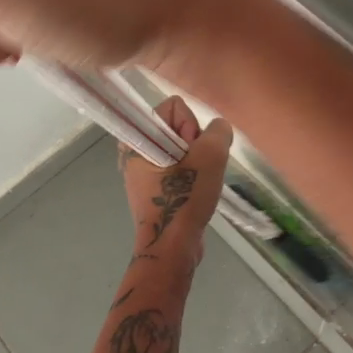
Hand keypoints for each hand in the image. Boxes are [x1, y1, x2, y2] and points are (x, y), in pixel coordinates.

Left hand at [121, 96, 233, 262]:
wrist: (172, 245)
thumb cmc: (185, 197)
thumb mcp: (211, 156)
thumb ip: (219, 131)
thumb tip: (218, 129)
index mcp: (138, 138)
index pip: (174, 107)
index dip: (191, 126)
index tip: (193, 151)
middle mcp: (134, 151)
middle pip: (177, 128)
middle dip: (195, 145)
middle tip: (196, 169)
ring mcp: (142, 173)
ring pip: (180, 150)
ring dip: (195, 163)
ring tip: (197, 183)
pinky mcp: (151, 190)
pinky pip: (177, 170)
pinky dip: (189, 178)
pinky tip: (194, 193)